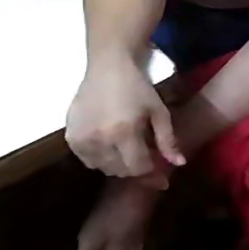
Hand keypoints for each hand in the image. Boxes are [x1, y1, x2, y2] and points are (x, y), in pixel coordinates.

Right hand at [65, 56, 185, 177]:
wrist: (108, 69)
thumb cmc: (139, 89)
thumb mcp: (160, 113)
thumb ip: (168, 140)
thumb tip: (179, 163)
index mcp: (123, 133)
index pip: (137, 168)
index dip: (152, 176)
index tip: (164, 180)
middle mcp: (98, 140)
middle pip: (120, 171)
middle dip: (138, 170)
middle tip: (150, 162)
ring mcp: (80, 140)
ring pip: (103, 168)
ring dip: (120, 166)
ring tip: (133, 153)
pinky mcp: (69, 137)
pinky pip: (88, 160)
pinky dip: (102, 160)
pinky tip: (113, 148)